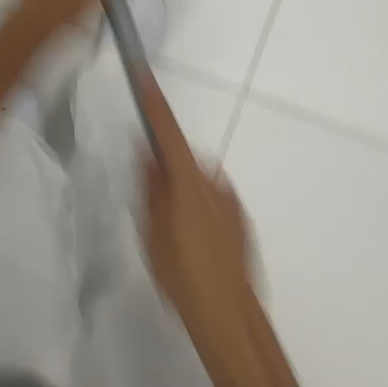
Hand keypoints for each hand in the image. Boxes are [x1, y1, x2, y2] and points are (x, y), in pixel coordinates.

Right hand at [138, 81, 255, 329]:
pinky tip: (195, 247)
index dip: (154, 101)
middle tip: (150, 208)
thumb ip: (149, 186)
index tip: (144, 72)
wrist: (229, 315)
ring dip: (184, 197)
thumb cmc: (182, 272)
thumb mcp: (151, 230)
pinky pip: (214, 204)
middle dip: (165, 174)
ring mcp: (232, 201)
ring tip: (173, 239)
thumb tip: (147, 152)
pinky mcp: (242, 221)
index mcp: (188, 178)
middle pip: (182, 162)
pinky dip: (201, 213)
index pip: (167, 130)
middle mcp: (214, 180)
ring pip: (197, 185)